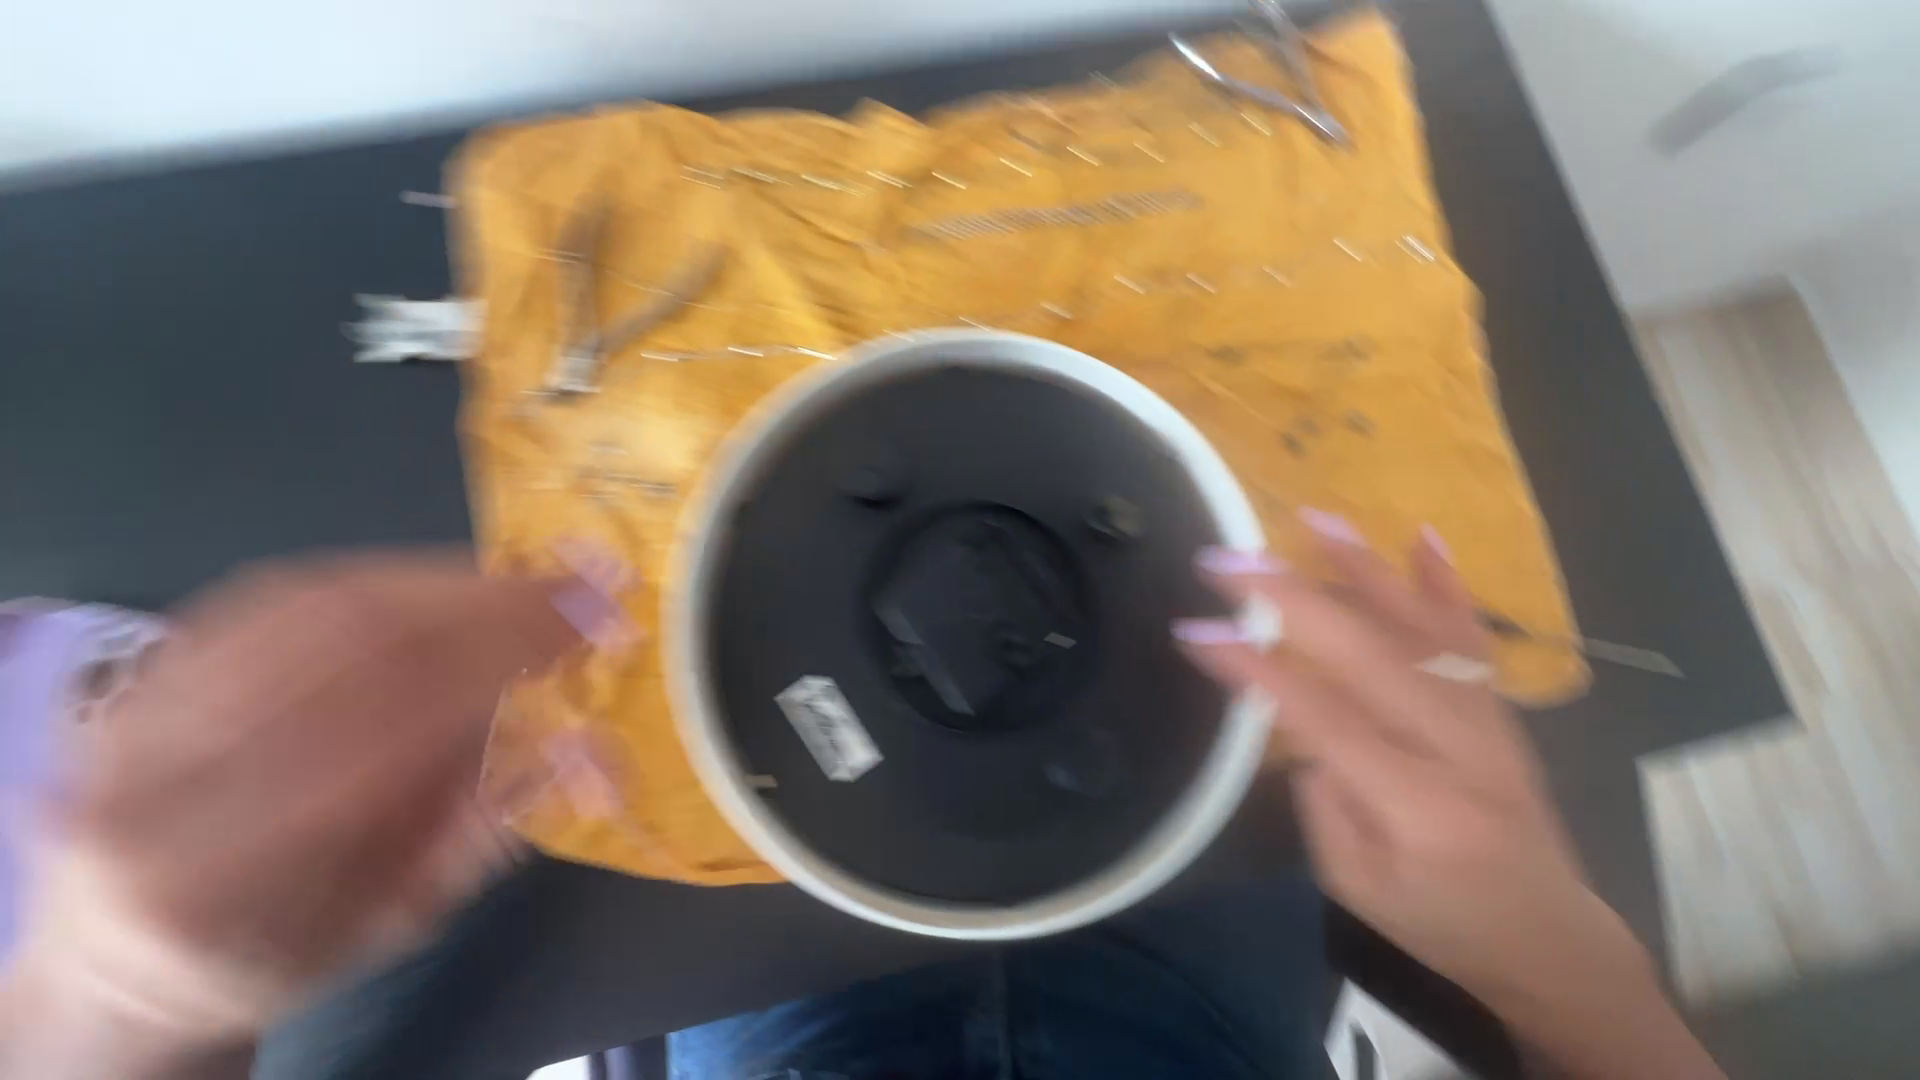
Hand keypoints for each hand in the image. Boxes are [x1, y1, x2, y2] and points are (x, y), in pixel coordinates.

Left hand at [3, 549, 630, 1073]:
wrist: (133, 950)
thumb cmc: (287, 946)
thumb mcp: (399, 918)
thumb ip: (494, 828)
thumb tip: (596, 753)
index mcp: (218, 874)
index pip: (386, 733)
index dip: (498, 665)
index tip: (587, 628)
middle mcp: (154, 779)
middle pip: (352, 647)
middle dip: (491, 607)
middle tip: (580, 591)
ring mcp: (138, 711)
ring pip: (320, 605)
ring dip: (451, 584)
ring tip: (537, 584)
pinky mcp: (151, 667)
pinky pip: (286, 592)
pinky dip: (393, 580)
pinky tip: (457, 584)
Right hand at [1175, 512, 1722, 1077]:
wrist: (1549, 937)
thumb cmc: (1437, 919)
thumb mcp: (1356, 882)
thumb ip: (1323, 798)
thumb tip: (1298, 720)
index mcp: (1415, 802)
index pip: (1322, 717)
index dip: (1256, 669)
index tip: (1196, 630)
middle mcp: (1457, 746)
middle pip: (1370, 654)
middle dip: (1291, 598)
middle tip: (1229, 560)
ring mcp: (1486, 718)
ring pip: (1420, 627)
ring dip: (1361, 567)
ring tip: (1312, 519)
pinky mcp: (1497, 705)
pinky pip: (1470, 633)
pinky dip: (1443, 581)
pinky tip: (1421, 536)